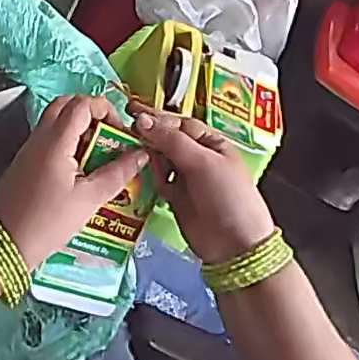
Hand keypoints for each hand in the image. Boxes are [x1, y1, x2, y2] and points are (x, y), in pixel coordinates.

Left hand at [0, 95, 149, 266]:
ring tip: (100, 154)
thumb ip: (117, 173)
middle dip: (93, 113)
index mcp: (56, 140)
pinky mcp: (26, 161)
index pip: (83, 104)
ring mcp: (30, 148)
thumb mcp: (89, 199)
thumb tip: (141, 154)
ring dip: (81, 129)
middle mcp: (40, 136)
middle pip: (67, 105)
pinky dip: (69, 142)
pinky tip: (82, 168)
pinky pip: (50, 139)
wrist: (3, 243)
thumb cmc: (48, 221)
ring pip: (57, 121)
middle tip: (111, 136)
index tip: (122, 132)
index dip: (107, 109)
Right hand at [128, 102, 274, 263]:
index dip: (158, 119)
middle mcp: (198, 156)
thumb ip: (171, 140)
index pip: (180, 124)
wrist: (234, 245)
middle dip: (148, 135)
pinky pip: (157, 179)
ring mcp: (186, 177)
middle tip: (124, 132)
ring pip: (160, 158)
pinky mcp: (175, 196)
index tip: (133, 115)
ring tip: (127, 151)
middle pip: (168, 139)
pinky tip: (134, 171)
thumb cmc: (227, 196)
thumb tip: (142, 121)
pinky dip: (147, 175)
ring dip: (146, 155)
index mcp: (212, 143)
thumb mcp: (202, 162)